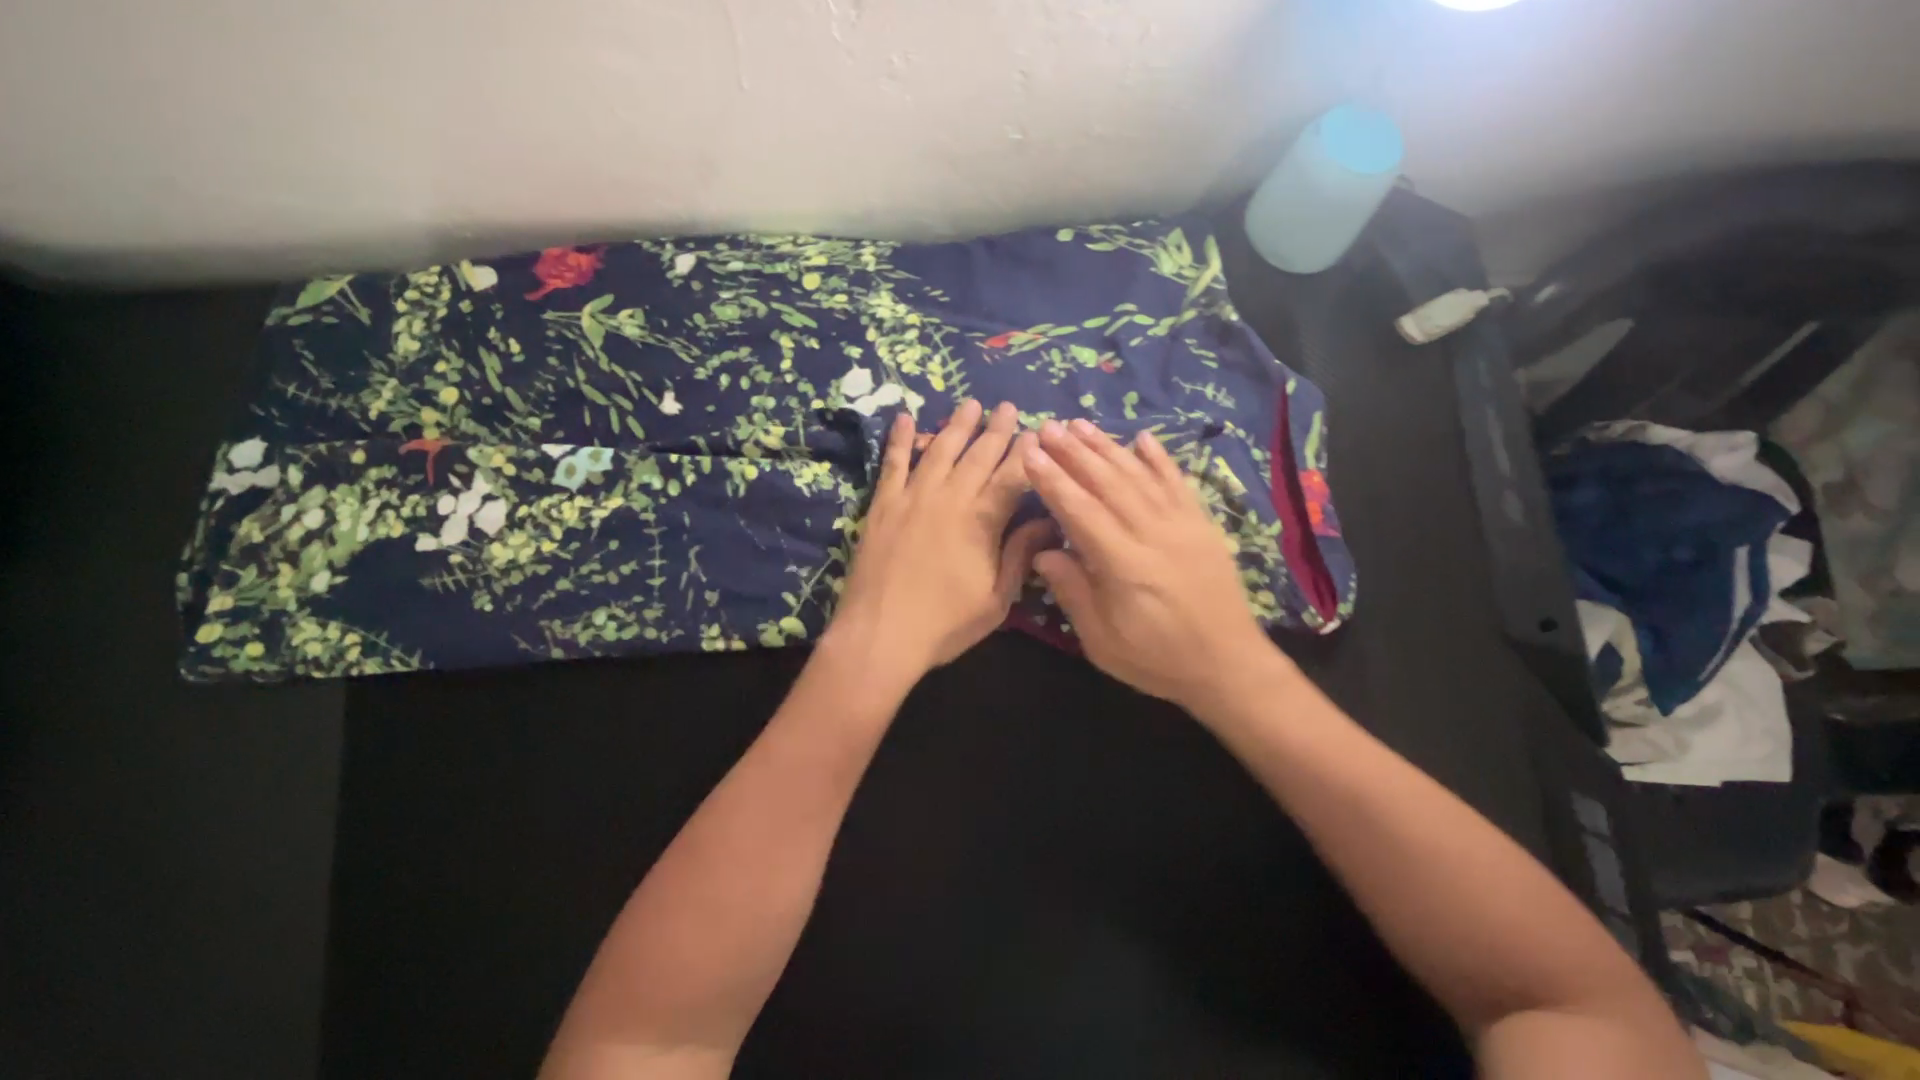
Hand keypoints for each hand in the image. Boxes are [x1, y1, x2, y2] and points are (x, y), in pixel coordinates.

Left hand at [826, 400, 1055, 683]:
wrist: (880, 635)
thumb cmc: (945, 624)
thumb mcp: (997, 599)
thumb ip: (1020, 555)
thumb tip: (1047, 521)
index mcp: (982, 520)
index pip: (1013, 476)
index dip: (1028, 453)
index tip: (1039, 433)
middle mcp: (949, 498)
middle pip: (978, 455)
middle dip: (997, 429)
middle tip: (1010, 407)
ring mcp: (911, 497)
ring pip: (939, 450)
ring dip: (957, 426)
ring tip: (971, 404)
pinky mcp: (882, 506)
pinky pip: (893, 463)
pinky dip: (899, 439)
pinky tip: (904, 418)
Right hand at [1023, 418, 1296, 713]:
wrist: (1229, 667)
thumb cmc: (1157, 660)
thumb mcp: (1103, 642)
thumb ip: (1073, 593)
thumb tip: (1044, 551)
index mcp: (1124, 566)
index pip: (1081, 511)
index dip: (1053, 480)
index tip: (1030, 454)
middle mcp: (1154, 535)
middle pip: (1109, 483)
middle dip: (1074, 453)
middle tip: (1047, 427)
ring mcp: (1183, 526)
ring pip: (1140, 476)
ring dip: (1108, 447)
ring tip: (1079, 424)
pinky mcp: (1202, 527)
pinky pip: (1178, 483)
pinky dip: (1159, 459)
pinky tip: (1142, 437)